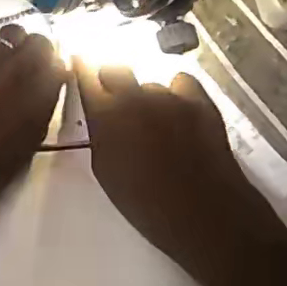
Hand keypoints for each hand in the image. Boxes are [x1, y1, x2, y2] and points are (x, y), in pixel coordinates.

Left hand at [0, 23, 63, 204]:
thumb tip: (52, 80)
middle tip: (33, 63)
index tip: (52, 73)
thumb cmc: (3, 153)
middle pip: (38, 40)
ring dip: (16, 41)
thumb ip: (48, 98)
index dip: (56, 66)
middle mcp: (22, 63)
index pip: (60, 60)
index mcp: (45, 84)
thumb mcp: (38, 128)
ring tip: (11, 56)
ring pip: (12, 32)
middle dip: (39, 49)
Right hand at [74, 60, 286, 284]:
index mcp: (104, 114)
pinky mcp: (200, 101)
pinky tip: (180, 113)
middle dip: (111, 80)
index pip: (83, 72)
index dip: (80, 67)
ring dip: (147, 96)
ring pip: (149, 82)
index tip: (79, 67)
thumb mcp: (105, 171)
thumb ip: (99, 134)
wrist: (207, 218)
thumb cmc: (147, 204)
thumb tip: (100, 115)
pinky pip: (181, 82)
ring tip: (156, 123)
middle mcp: (133, 96)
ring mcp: (168, 96)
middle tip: (117, 103)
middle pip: (114, 68)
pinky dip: (177, 93)